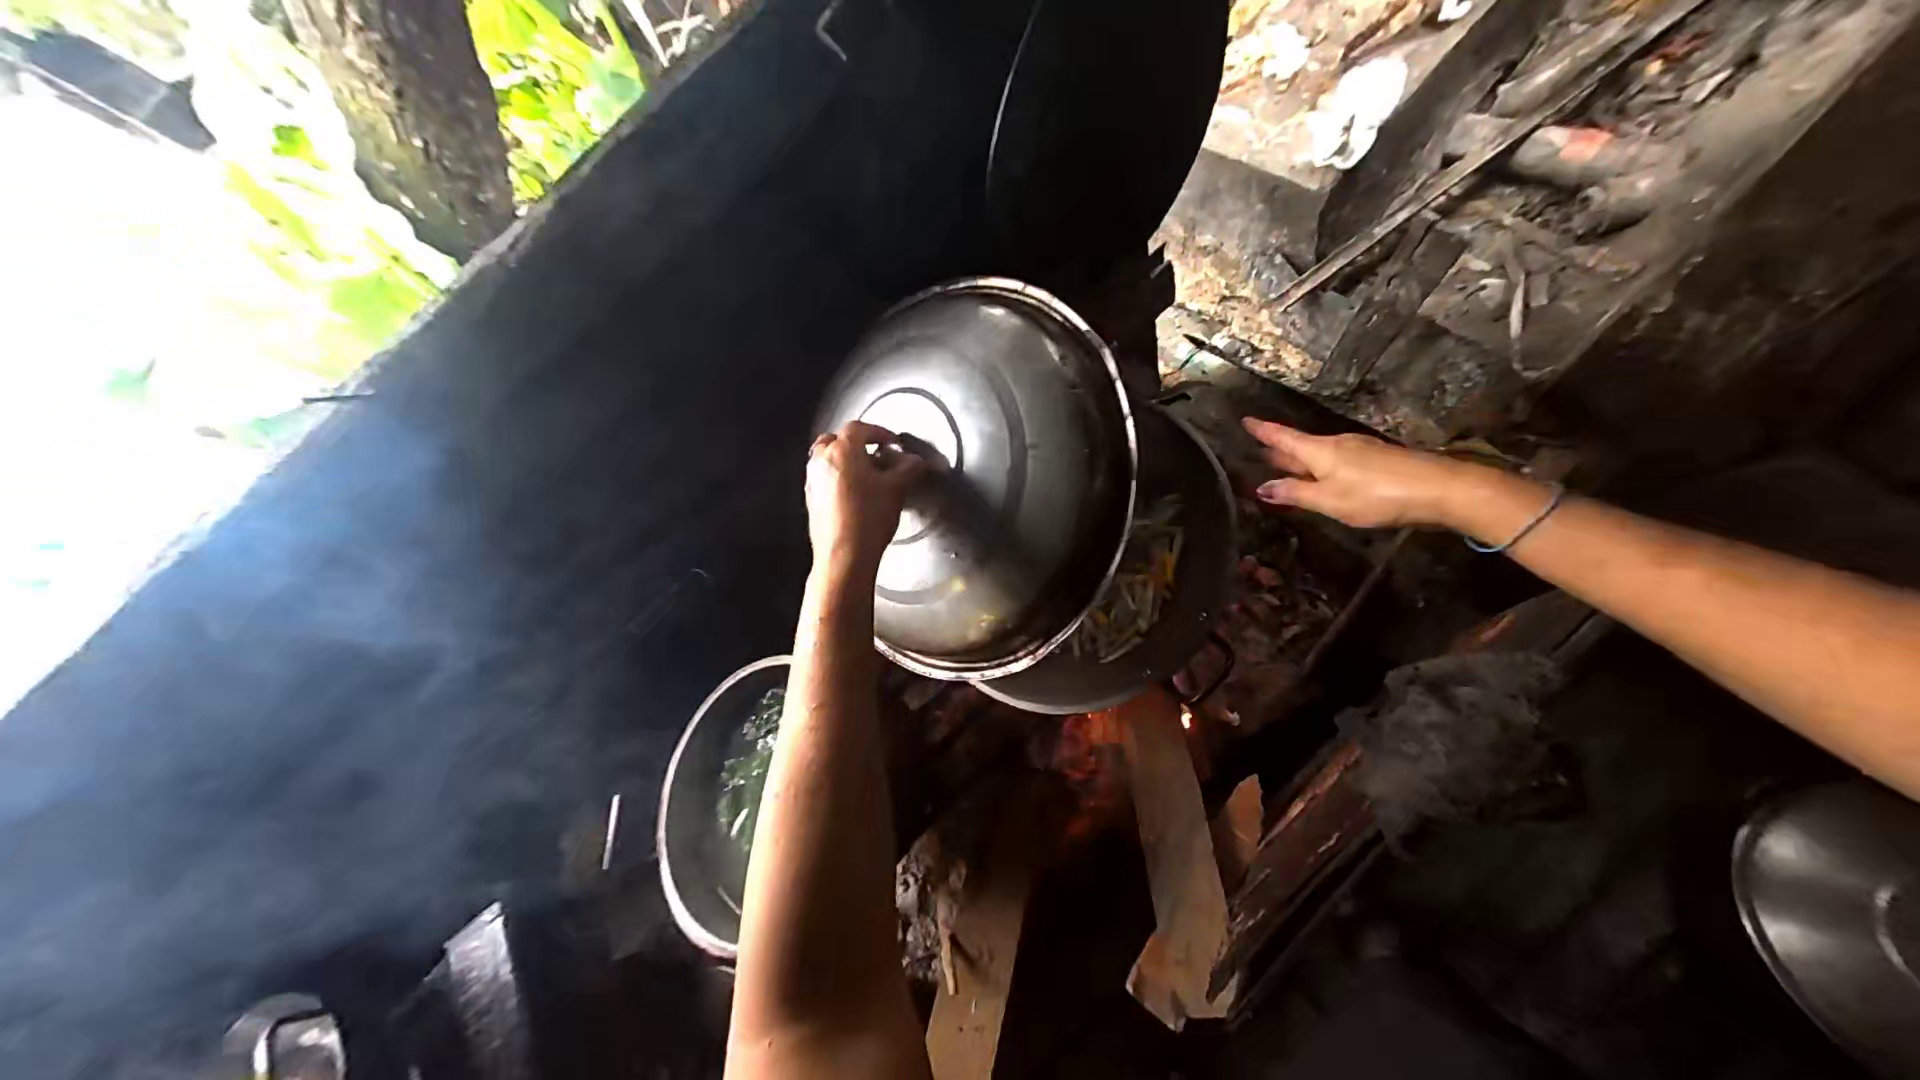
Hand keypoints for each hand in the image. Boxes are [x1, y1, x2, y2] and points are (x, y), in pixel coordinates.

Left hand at [806, 420, 926, 573]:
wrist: (844, 555)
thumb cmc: (868, 518)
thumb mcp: (897, 489)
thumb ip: (909, 468)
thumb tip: (915, 460)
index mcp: (842, 450)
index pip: (860, 428)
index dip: (879, 432)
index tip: (892, 442)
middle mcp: (822, 461)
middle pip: (837, 440)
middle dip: (858, 443)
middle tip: (877, 454)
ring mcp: (812, 481)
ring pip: (828, 459)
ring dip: (847, 461)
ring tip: (868, 475)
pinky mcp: (811, 500)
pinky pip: (825, 478)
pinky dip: (838, 478)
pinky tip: (855, 494)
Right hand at [1241, 417, 1470, 528]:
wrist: (1440, 488)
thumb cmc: (1376, 494)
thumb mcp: (1329, 500)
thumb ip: (1295, 493)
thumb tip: (1262, 488)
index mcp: (1319, 452)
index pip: (1282, 438)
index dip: (1262, 431)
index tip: (1244, 420)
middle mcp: (1336, 445)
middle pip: (1299, 446)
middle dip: (1277, 449)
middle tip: (1256, 450)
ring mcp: (1358, 451)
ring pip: (1318, 454)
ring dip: (1299, 461)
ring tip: (1283, 467)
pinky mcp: (1375, 461)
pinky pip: (1336, 461)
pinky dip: (1319, 468)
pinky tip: (1320, 477)